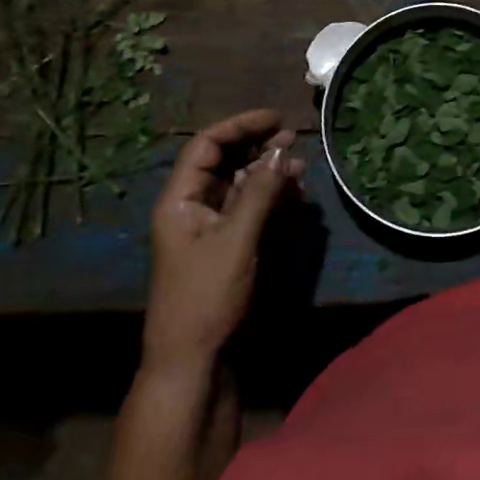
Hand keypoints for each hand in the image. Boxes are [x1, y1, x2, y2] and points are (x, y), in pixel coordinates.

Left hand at [142, 109, 304, 378]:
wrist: (194, 361)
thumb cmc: (206, 297)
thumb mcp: (235, 241)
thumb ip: (259, 194)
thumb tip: (282, 152)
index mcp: (179, 198)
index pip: (206, 145)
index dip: (240, 126)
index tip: (275, 119)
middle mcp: (192, 205)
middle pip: (223, 162)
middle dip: (257, 147)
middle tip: (292, 138)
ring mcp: (210, 226)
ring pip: (239, 185)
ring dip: (267, 173)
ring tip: (300, 167)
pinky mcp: (227, 245)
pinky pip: (248, 209)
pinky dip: (269, 198)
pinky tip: (293, 194)